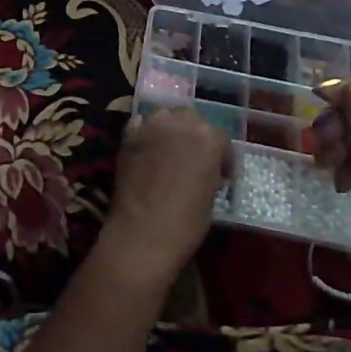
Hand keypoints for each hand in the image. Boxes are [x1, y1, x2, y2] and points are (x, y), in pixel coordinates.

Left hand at [100, 109, 229, 284]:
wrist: (142, 233)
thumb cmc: (186, 221)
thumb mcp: (211, 195)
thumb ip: (210, 172)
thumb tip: (207, 170)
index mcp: (208, 137)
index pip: (220, 138)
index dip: (222, 157)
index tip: (221, 174)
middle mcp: (180, 123)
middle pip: (191, 120)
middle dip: (195, 136)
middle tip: (194, 158)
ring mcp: (150, 128)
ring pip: (164, 117)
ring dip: (169, 130)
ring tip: (169, 151)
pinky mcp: (127, 139)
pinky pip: (139, 126)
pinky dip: (145, 133)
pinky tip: (147, 150)